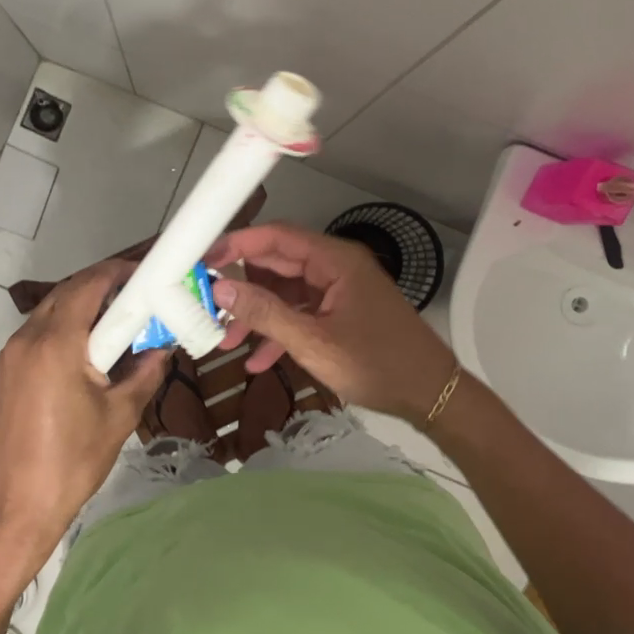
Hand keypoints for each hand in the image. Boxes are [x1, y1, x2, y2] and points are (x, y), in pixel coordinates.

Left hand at [0, 259, 168, 562]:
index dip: (119, 273)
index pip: (88, 285)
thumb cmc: (71, 463)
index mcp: (55, 345)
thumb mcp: (120, 417)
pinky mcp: (5, 373)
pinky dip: (65, 331)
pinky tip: (90, 353)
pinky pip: (38, 336)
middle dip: (103, 289)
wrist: (15, 506)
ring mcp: (10, 356)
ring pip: (50, 313)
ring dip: (83, 310)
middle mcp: (26, 340)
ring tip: (121, 328)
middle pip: (67, 293)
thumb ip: (144, 373)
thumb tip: (162, 348)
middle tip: (140, 301)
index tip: (148, 274)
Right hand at [206, 223, 454, 420]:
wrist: (430, 396)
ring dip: (256, 315)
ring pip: (284, 292)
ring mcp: (338, 292)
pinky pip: (300, 314)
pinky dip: (278, 333)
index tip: (203, 260)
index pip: (277, 237)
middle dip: (241, 285)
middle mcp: (336, 268)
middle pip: (277, 264)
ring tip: (225, 339)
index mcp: (335, 261)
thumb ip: (265, 313)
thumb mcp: (313, 342)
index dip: (237, 244)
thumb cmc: (377, 365)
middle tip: (205, 301)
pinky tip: (256, 360)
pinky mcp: (340, 315)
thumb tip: (221, 289)